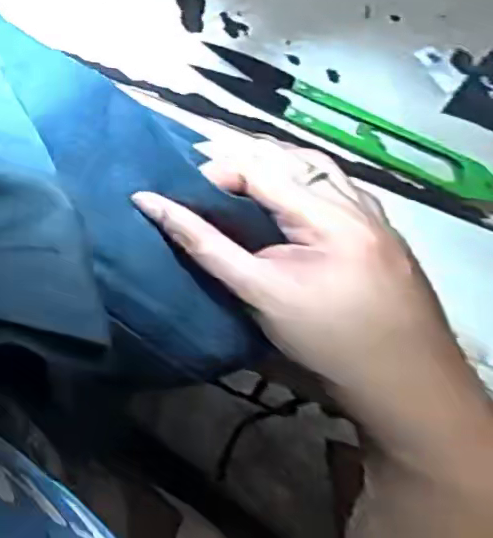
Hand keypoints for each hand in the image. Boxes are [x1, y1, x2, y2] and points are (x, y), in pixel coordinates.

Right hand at [133, 141, 491, 457]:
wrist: (410, 392)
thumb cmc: (328, 340)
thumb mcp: (253, 289)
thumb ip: (198, 239)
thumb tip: (143, 199)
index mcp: (335, 223)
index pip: (259, 170)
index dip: (211, 173)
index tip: (180, 195)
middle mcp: (362, 214)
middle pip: (292, 161)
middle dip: (239, 163)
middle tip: (199, 185)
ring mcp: (379, 225)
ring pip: (319, 171)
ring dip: (272, 170)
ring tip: (232, 187)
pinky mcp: (381, 238)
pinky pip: (336, 190)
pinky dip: (299, 184)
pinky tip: (276, 204)